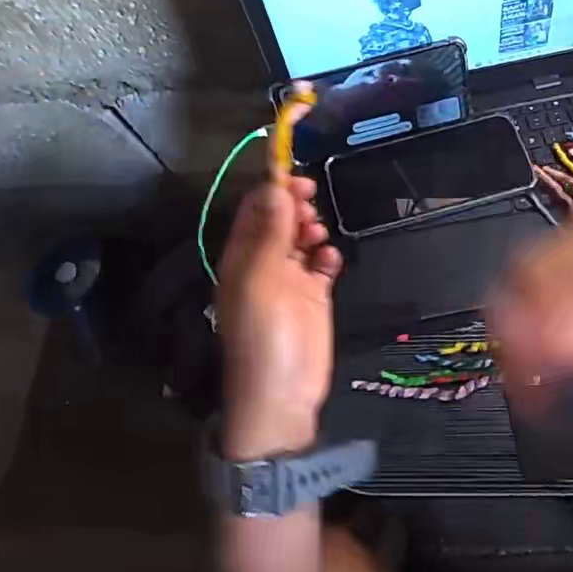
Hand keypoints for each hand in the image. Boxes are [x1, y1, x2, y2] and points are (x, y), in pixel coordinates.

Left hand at [215, 176, 343, 459]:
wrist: (283, 395)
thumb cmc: (264, 337)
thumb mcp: (261, 282)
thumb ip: (270, 235)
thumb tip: (277, 187)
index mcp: (241, 257)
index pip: (254, 210)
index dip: (273, 189)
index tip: (298, 176)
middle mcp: (263, 263)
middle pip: (279, 219)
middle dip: (295, 205)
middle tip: (314, 200)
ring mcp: (290, 280)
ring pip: (301, 237)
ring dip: (312, 228)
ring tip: (319, 235)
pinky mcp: (314, 296)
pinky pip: (322, 263)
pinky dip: (327, 255)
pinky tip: (331, 260)